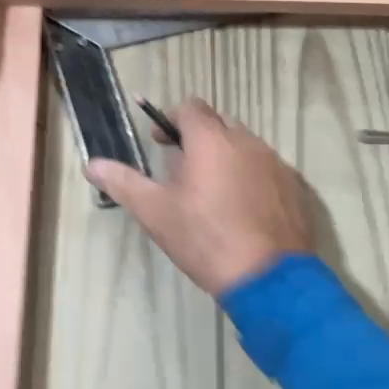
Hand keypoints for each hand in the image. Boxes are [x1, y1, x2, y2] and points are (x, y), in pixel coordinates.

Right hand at [85, 99, 313, 295]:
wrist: (270, 281)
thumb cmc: (205, 239)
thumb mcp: (154, 212)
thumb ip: (122, 182)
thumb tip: (91, 165)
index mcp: (210, 140)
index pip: (189, 107)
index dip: (170, 119)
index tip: (159, 145)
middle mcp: (247, 142)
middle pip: (218, 124)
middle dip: (198, 140)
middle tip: (182, 173)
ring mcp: (277, 165)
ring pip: (244, 147)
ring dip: (225, 159)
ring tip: (211, 194)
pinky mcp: (297, 189)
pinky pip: (268, 171)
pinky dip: (251, 179)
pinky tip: (242, 212)